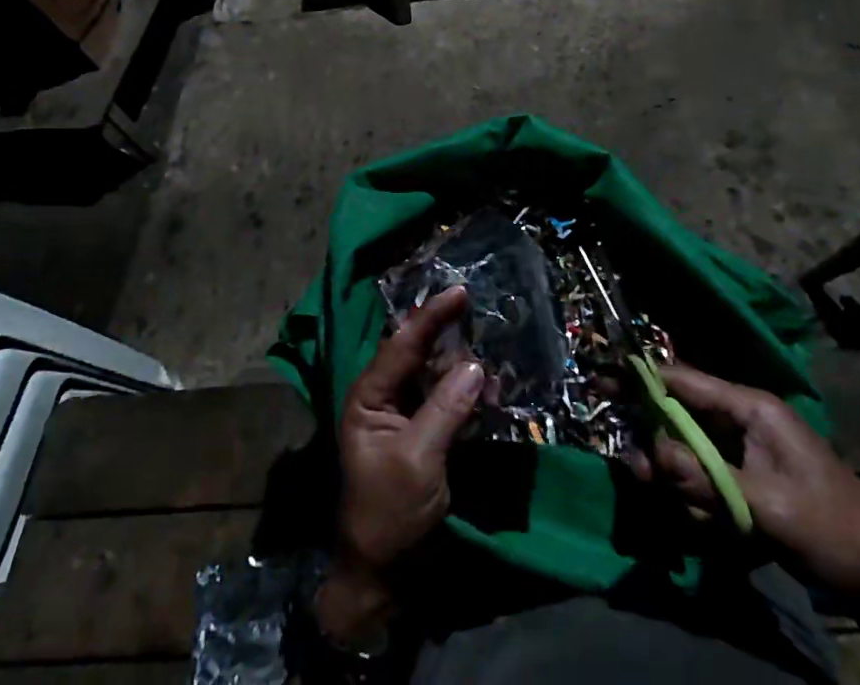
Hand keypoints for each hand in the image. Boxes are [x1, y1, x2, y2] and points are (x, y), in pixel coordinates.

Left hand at [337, 285, 483, 570]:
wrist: (384, 568)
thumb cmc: (388, 511)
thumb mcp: (417, 458)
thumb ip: (445, 408)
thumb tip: (475, 365)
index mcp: (368, 398)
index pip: (402, 346)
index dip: (431, 317)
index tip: (460, 291)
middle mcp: (385, 398)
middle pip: (421, 354)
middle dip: (450, 338)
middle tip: (480, 320)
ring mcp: (406, 415)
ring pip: (439, 376)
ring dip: (465, 369)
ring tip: (490, 371)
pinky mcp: (426, 432)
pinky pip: (449, 400)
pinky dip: (469, 394)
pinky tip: (489, 393)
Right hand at [645, 364, 859, 595]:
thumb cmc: (832, 528)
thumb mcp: (766, 507)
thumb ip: (704, 479)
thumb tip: (648, 455)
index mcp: (752, 409)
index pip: (686, 382)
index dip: (642, 379)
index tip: (601, 378)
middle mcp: (743, 421)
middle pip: (680, 416)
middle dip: (656, 443)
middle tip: (636, 472)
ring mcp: (744, 450)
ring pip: (688, 451)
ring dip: (677, 480)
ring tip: (694, 515)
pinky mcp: (744, 477)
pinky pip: (703, 477)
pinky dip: (696, 499)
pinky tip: (711, 528)